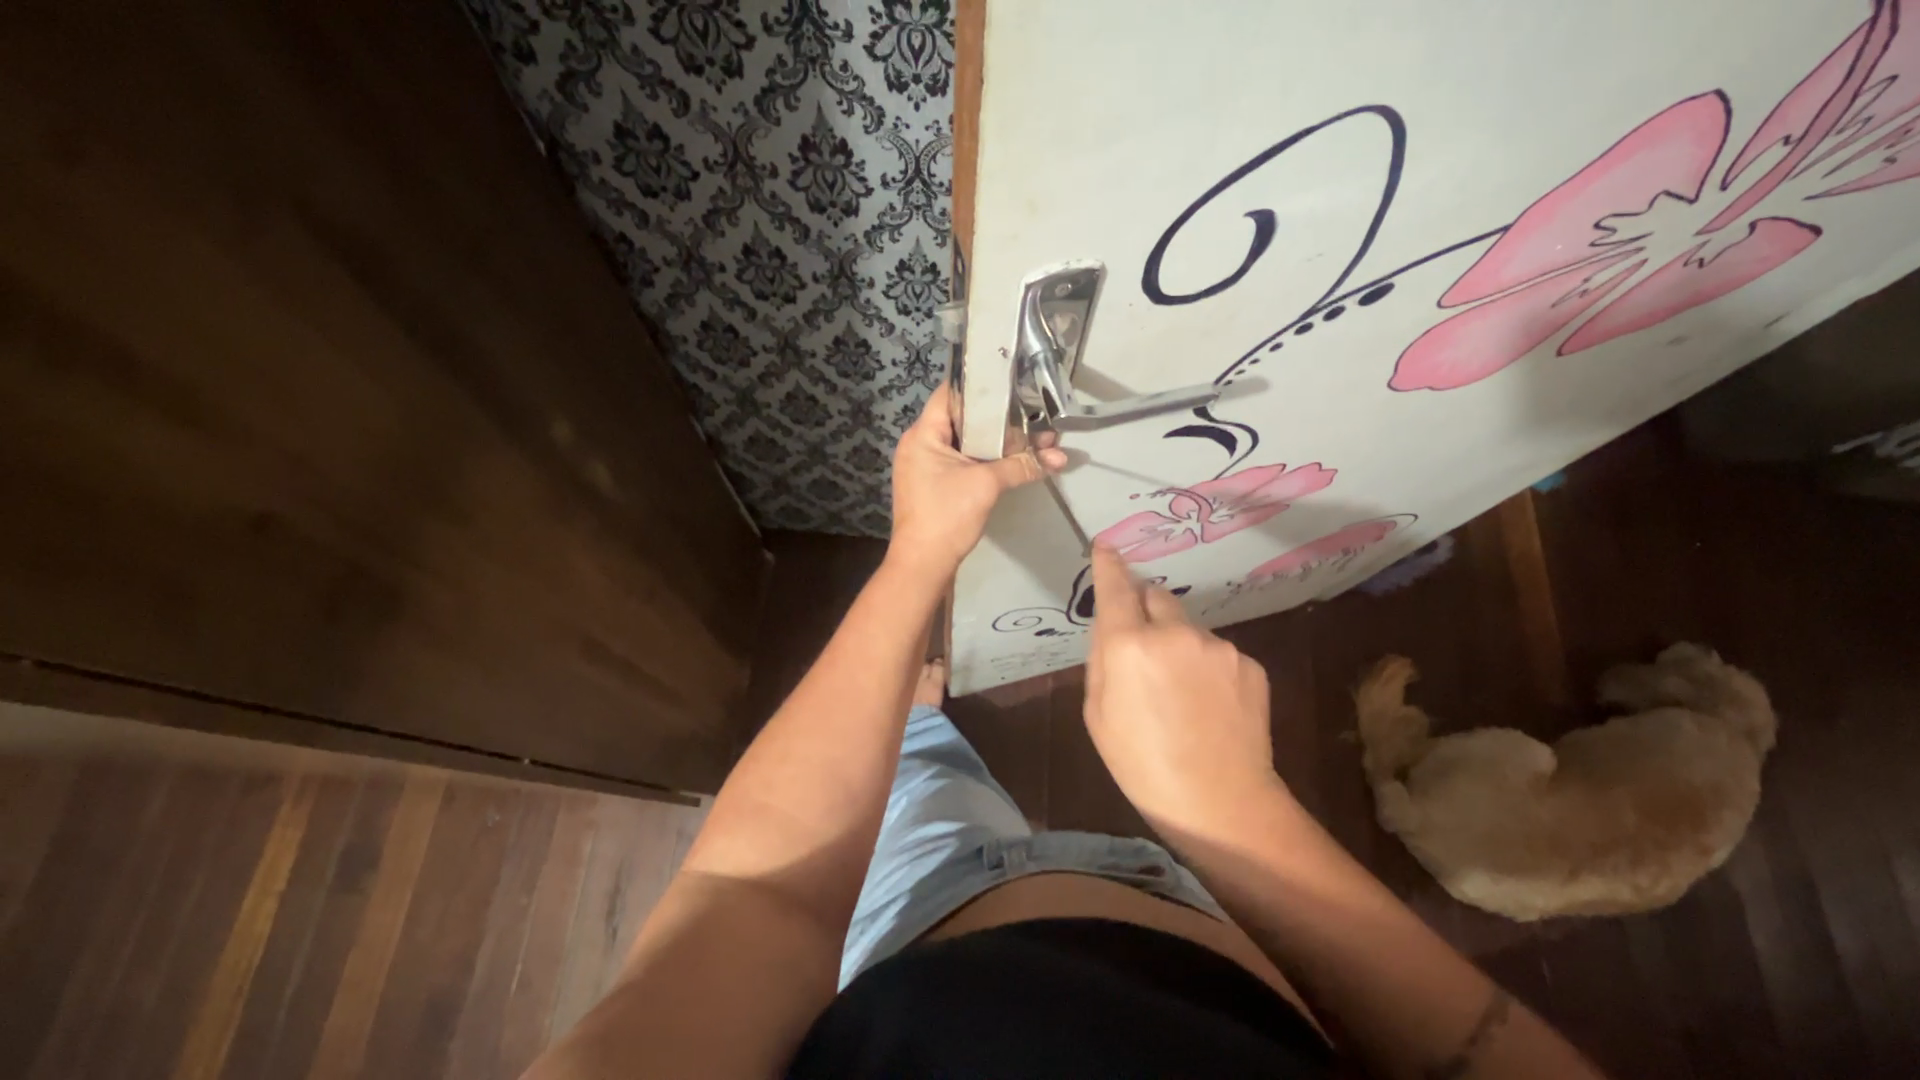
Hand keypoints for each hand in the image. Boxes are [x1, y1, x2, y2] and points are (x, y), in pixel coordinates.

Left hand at [888, 380, 1066, 575]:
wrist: (922, 565)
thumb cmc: (946, 516)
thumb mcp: (986, 485)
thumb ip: (1023, 465)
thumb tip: (1060, 456)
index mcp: (923, 434)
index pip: (951, 393)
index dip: (980, 383)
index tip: (1011, 379)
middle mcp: (920, 444)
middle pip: (962, 418)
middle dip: (999, 417)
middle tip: (1032, 409)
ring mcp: (926, 466)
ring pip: (966, 442)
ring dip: (996, 441)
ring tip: (1032, 434)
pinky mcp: (935, 485)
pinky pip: (963, 462)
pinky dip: (986, 459)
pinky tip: (1014, 458)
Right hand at [1084, 544, 1284, 836]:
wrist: (1220, 801)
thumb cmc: (1142, 764)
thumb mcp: (1098, 714)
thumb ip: (1103, 660)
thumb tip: (1113, 629)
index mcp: (1129, 645)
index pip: (1116, 588)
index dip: (1109, 565)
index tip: (1106, 546)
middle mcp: (1175, 633)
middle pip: (1156, 598)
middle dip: (1146, 612)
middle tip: (1142, 651)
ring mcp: (1219, 646)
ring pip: (1189, 628)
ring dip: (1179, 644)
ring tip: (1181, 695)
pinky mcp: (1250, 664)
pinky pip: (1218, 653)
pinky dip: (1208, 667)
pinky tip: (1210, 705)